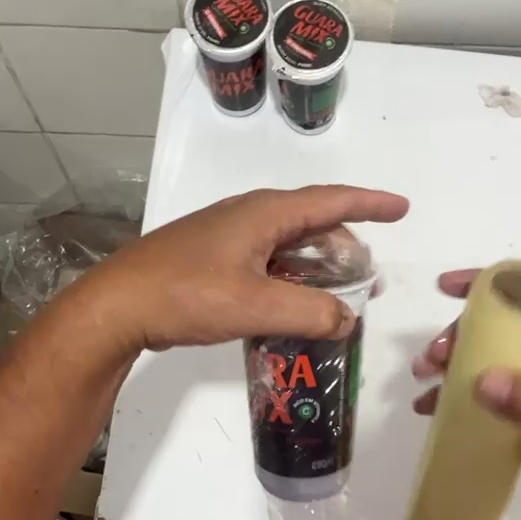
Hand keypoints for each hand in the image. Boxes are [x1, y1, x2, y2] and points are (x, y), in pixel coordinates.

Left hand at [79, 185, 407, 352]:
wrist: (118, 305)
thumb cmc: (187, 294)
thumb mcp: (257, 305)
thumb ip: (310, 312)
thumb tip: (347, 319)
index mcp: (264, 213)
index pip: (331, 200)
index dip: (370, 204)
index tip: (402, 208)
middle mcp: (248, 215)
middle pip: (312, 222)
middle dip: (347, 246)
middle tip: (368, 278)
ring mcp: (226, 236)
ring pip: (287, 244)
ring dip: (317, 266)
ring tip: (338, 295)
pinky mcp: (212, 259)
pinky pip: (266, 261)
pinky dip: (289, 278)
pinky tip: (291, 304)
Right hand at [411, 268, 520, 509]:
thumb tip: (482, 382)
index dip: (488, 284)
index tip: (446, 287)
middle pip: (498, 327)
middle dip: (459, 336)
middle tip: (432, 358)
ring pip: (485, 358)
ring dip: (450, 365)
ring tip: (422, 379)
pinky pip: (483, 393)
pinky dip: (455, 396)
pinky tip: (429, 407)